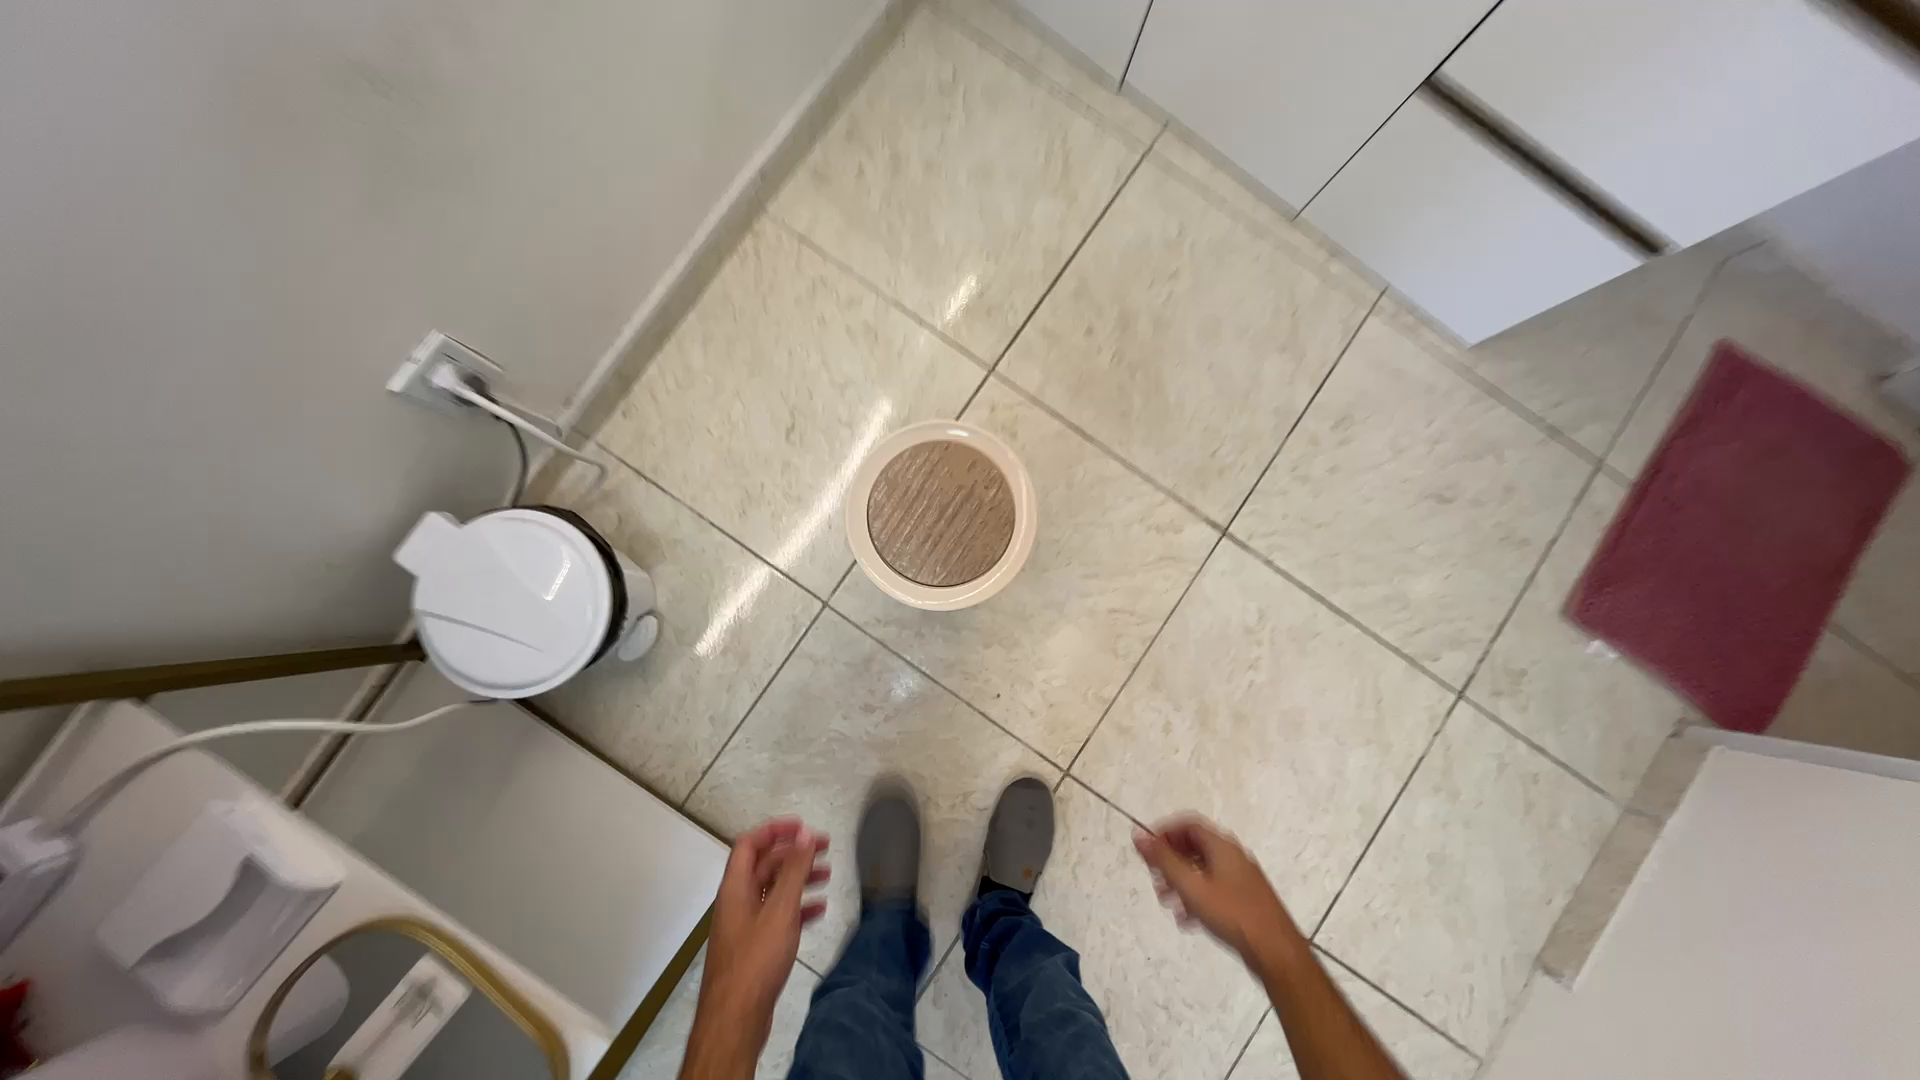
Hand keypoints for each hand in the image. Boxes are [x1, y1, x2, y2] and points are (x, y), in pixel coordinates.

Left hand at [691, 819, 829, 1063]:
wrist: (736, 1018)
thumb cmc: (756, 961)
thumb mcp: (780, 910)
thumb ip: (793, 870)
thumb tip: (804, 834)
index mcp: (736, 888)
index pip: (750, 844)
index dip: (775, 830)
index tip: (802, 826)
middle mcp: (738, 902)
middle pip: (765, 865)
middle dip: (794, 853)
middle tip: (824, 848)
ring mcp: (746, 925)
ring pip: (774, 890)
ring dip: (799, 879)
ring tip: (827, 875)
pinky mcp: (756, 947)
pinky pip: (778, 916)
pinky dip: (798, 907)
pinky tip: (819, 910)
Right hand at [1133, 815, 1301, 963]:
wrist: (1276, 951)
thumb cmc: (1231, 913)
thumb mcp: (1191, 886)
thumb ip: (1163, 861)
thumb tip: (1138, 835)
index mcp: (1222, 846)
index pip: (1188, 824)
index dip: (1164, 833)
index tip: (1147, 851)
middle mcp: (1233, 856)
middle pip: (1194, 847)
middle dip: (1170, 861)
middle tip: (1155, 879)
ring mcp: (1242, 879)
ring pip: (1203, 871)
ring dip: (1181, 882)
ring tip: (1167, 902)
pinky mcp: (1246, 900)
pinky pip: (1214, 889)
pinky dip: (1197, 897)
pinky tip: (1188, 920)